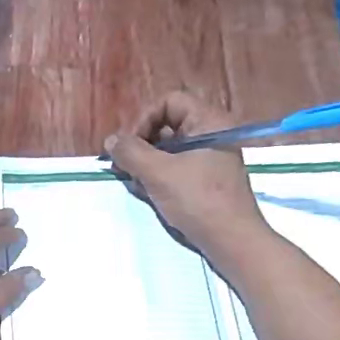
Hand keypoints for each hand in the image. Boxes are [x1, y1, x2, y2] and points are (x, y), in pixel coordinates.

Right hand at [105, 91, 270, 262]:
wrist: (229, 237)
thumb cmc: (196, 199)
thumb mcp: (158, 173)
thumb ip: (130, 153)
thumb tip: (110, 140)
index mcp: (208, 123)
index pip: (169, 102)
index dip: (144, 119)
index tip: (130, 146)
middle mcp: (210, 133)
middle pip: (166, 123)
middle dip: (141, 143)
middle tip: (126, 166)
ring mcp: (208, 156)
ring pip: (167, 147)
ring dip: (146, 161)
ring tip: (137, 182)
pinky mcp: (204, 177)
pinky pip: (174, 165)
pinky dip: (157, 174)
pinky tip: (149, 191)